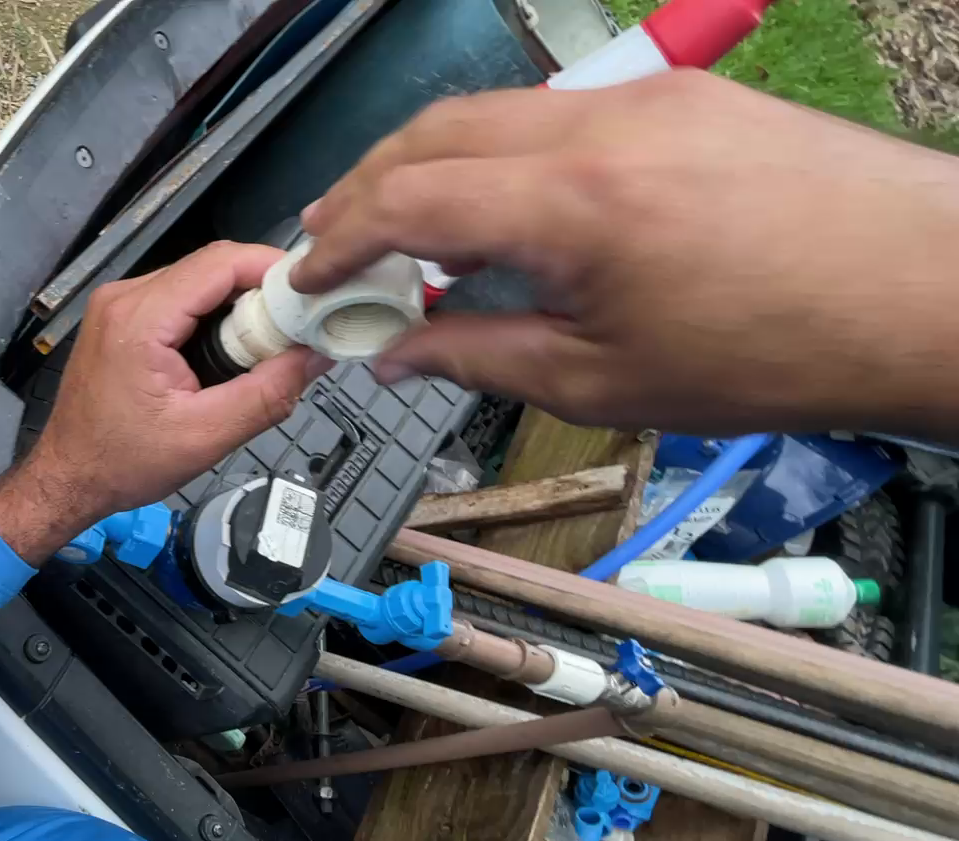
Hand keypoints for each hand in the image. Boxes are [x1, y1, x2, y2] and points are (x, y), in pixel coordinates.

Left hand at [0, 241, 327, 564]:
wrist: (68, 478)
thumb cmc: (122, 464)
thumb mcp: (205, 436)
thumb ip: (268, 393)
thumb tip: (317, 355)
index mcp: (138, 319)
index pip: (221, 262)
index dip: (274, 272)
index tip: (310, 299)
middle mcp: (122, 298)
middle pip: (210, 269)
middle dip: (257, 297)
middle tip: (289, 337)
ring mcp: (116, 307)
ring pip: (195, 284)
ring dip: (232, 312)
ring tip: (257, 355)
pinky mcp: (117, 321)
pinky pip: (176, 302)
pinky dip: (206, 322)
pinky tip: (220, 359)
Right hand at [290, 70, 958, 437]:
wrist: (937, 293)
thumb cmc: (762, 355)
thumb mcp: (589, 380)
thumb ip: (469, 355)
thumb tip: (388, 355)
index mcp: (574, 205)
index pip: (409, 199)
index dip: (339, 242)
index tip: (305, 281)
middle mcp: (601, 127)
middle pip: (432, 133)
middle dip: (358, 189)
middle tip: (320, 242)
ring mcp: (642, 100)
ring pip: (482, 112)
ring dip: (411, 166)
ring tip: (375, 221)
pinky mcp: (672, 100)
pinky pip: (539, 115)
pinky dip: (475, 157)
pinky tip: (468, 204)